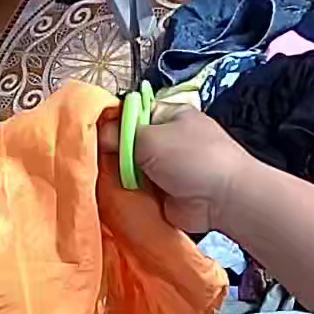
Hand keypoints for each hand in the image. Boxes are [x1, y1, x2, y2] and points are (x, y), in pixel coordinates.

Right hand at [100, 104, 257, 233]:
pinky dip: (127, 196)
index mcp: (167, 116)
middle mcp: (165, 141)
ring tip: (99, 181)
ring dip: (118, 177)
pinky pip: (136, 192)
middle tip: (93, 162)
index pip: (131, 114)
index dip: (111, 124)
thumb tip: (99, 136)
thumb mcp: (151, 137)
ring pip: (129, 170)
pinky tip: (111, 197)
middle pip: (127, 144)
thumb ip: (121, 134)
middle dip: (112, 154)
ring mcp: (164, 169)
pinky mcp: (162, 194)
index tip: (91, 136)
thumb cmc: (191, 157)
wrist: (222, 198)